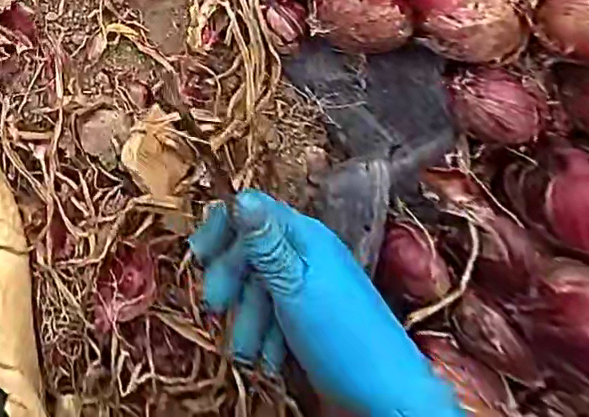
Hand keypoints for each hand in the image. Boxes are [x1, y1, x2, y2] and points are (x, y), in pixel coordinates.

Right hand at [191, 191, 459, 416]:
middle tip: (214, 306)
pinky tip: (268, 359)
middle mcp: (305, 252)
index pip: (251, 209)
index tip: (196, 256)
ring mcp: (309, 286)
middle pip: (250, 248)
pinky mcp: (310, 319)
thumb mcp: (293, 286)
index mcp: (303, 234)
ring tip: (247, 351)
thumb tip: (238, 194)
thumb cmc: (342, 338)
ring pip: (259, 286)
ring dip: (245, 316)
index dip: (220, 228)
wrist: (392, 403)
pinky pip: (273, 314)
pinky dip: (264, 334)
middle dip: (229, 278)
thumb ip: (263, 242)